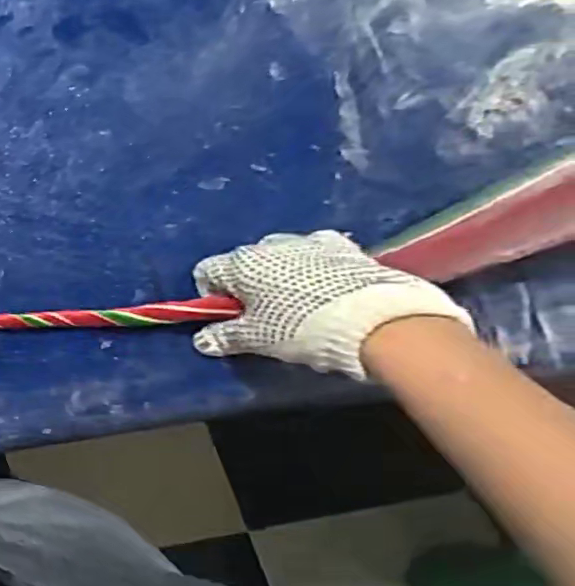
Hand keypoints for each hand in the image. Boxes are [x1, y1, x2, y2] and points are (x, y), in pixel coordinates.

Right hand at [191, 230, 473, 379]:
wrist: (383, 324)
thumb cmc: (301, 327)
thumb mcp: (255, 338)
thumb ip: (224, 337)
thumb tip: (202, 341)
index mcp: (240, 264)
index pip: (208, 272)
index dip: (213, 294)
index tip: (230, 315)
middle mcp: (272, 246)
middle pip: (246, 260)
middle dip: (249, 280)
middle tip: (264, 308)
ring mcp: (315, 244)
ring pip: (285, 253)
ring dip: (284, 270)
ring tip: (299, 296)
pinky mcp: (353, 250)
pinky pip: (325, 253)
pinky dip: (320, 266)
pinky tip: (330, 287)